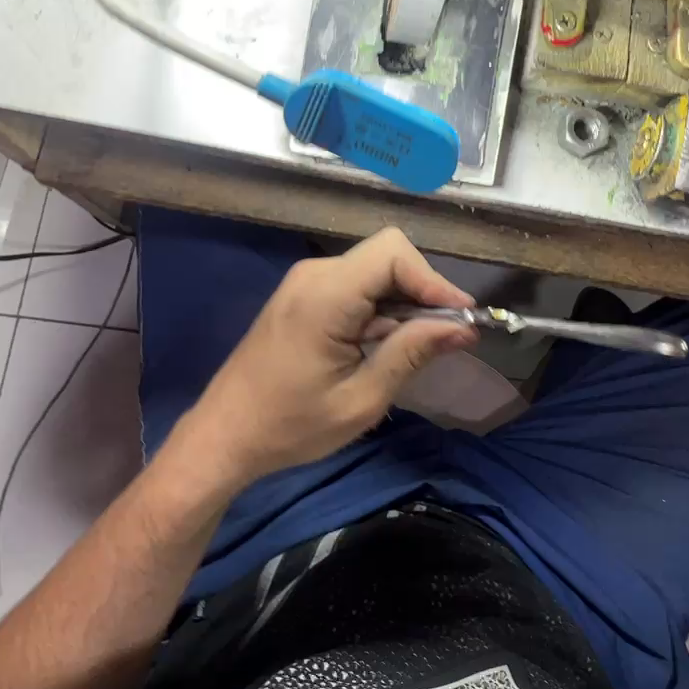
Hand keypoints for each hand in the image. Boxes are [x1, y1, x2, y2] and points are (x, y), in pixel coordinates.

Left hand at [170, 228, 477, 486]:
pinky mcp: (303, 295)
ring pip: (374, 269)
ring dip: (403, 301)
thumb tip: (463, 326)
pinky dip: (380, 307)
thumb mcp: (361, 400)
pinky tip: (386, 344)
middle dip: (423, 290)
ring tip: (418, 347)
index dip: (434, 279)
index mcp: (325, 295)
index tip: (461, 320)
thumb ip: (411, 353)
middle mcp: (314, 275)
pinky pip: (355, 284)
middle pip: (387, 256)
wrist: (225, 435)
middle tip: (444, 337)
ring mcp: (305, 282)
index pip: (394, 253)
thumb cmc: (291, 426)